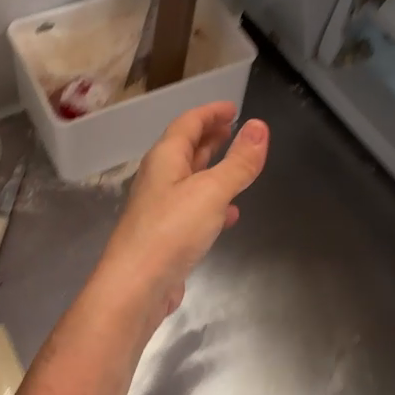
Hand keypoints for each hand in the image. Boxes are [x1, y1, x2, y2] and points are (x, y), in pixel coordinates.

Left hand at [93, 102, 268, 319]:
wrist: (135, 287)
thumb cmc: (171, 231)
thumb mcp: (212, 191)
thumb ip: (238, 162)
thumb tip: (259, 126)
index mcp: (164, 159)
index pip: (187, 124)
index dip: (210, 112)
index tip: (233, 108)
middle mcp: (158, 179)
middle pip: (185, 149)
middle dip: (209, 137)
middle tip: (233, 129)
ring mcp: (160, 209)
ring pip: (189, 179)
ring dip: (211, 168)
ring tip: (235, 163)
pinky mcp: (166, 236)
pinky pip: (192, 209)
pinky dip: (212, 203)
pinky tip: (229, 213)